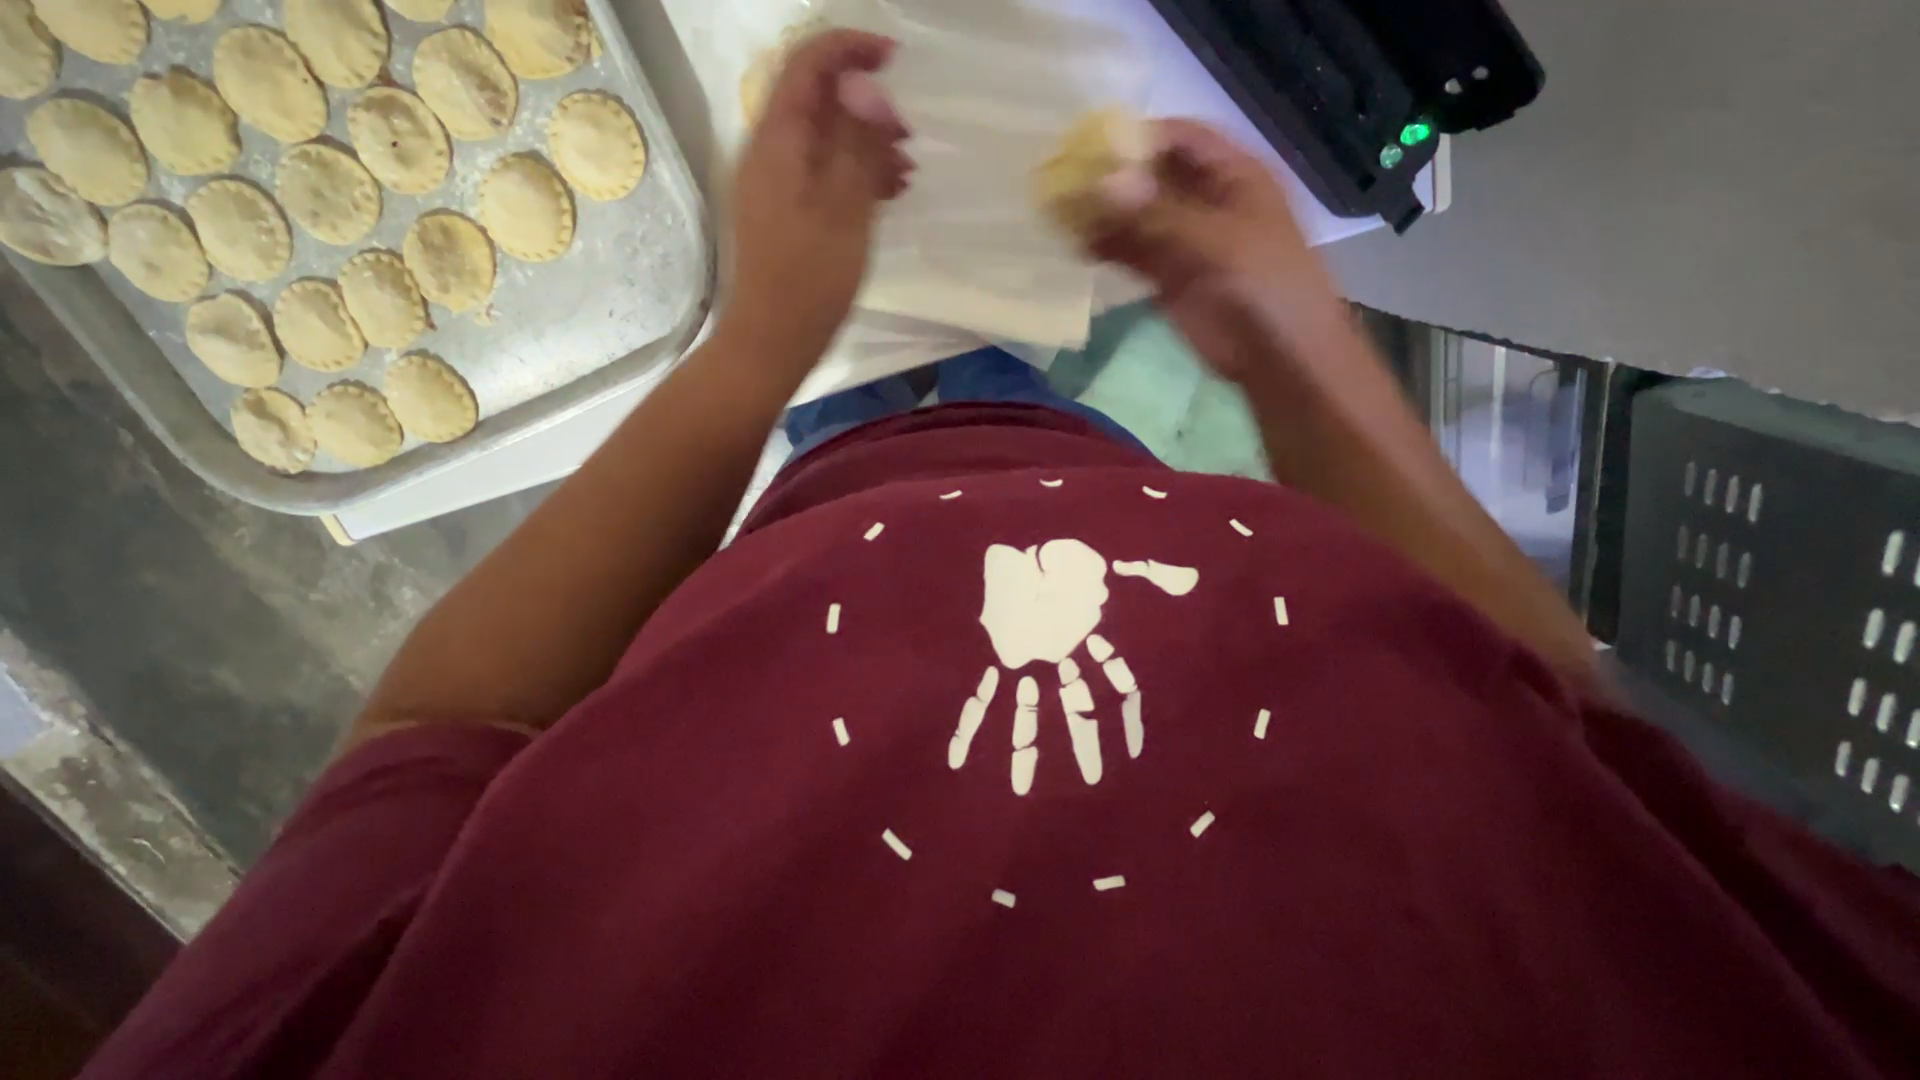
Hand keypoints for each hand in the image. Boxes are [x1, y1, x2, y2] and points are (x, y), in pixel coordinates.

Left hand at [722, 29, 912, 368]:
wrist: (771, 342)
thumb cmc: (809, 280)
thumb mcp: (844, 208)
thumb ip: (856, 142)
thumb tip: (866, 86)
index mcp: (777, 142)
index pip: (807, 64)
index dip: (851, 49)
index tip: (897, 60)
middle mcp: (769, 153)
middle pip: (816, 99)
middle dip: (865, 102)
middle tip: (908, 131)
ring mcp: (774, 184)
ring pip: (823, 139)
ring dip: (865, 141)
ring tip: (906, 168)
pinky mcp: (785, 213)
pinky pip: (821, 173)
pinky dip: (855, 172)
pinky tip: (888, 193)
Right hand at [1088, 120, 1344, 384]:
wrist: (1280, 358)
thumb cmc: (1264, 288)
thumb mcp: (1217, 243)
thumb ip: (1159, 214)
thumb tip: (1103, 182)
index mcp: (1233, 176)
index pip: (1179, 138)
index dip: (1138, 138)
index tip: (1089, 147)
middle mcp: (1206, 200)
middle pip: (1151, 174)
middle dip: (1111, 176)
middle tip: (1062, 181)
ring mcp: (1185, 239)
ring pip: (1136, 215)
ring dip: (1103, 213)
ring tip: (1061, 217)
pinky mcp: (1169, 276)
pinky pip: (1133, 252)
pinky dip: (1107, 247)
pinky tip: (1078, 248)